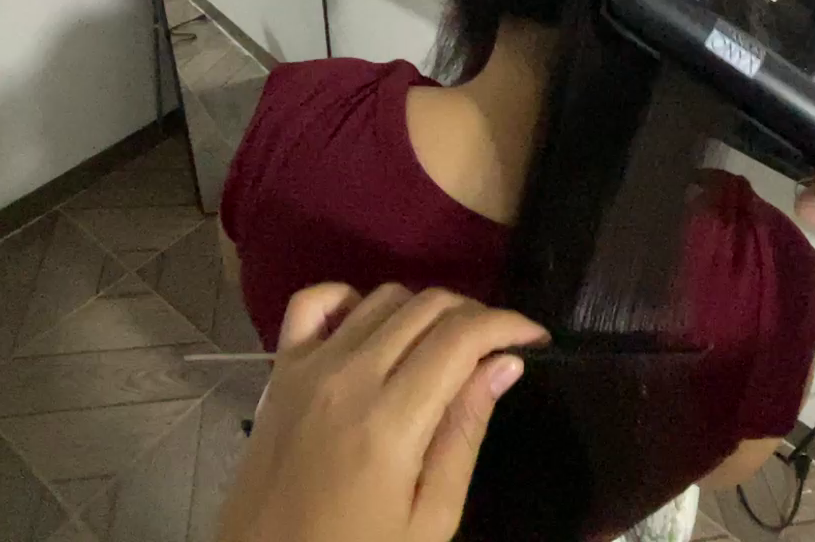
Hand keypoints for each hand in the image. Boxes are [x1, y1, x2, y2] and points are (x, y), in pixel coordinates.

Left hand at [214, 283, 546, 541]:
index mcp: (390, 420)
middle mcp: (349, 375)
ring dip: (424, 310)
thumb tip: (506, 362)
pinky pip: (315, 300)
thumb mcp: (428, 521)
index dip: (508, 324)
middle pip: (428, 304)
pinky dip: (350, 298)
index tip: (535, 337)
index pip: (462, 336)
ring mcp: (308, 366)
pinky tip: (371, 329)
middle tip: (493, 349)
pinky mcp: (278, 369)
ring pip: (383, 295)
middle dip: (475, 315)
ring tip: (440, 347)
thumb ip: (465, 433)